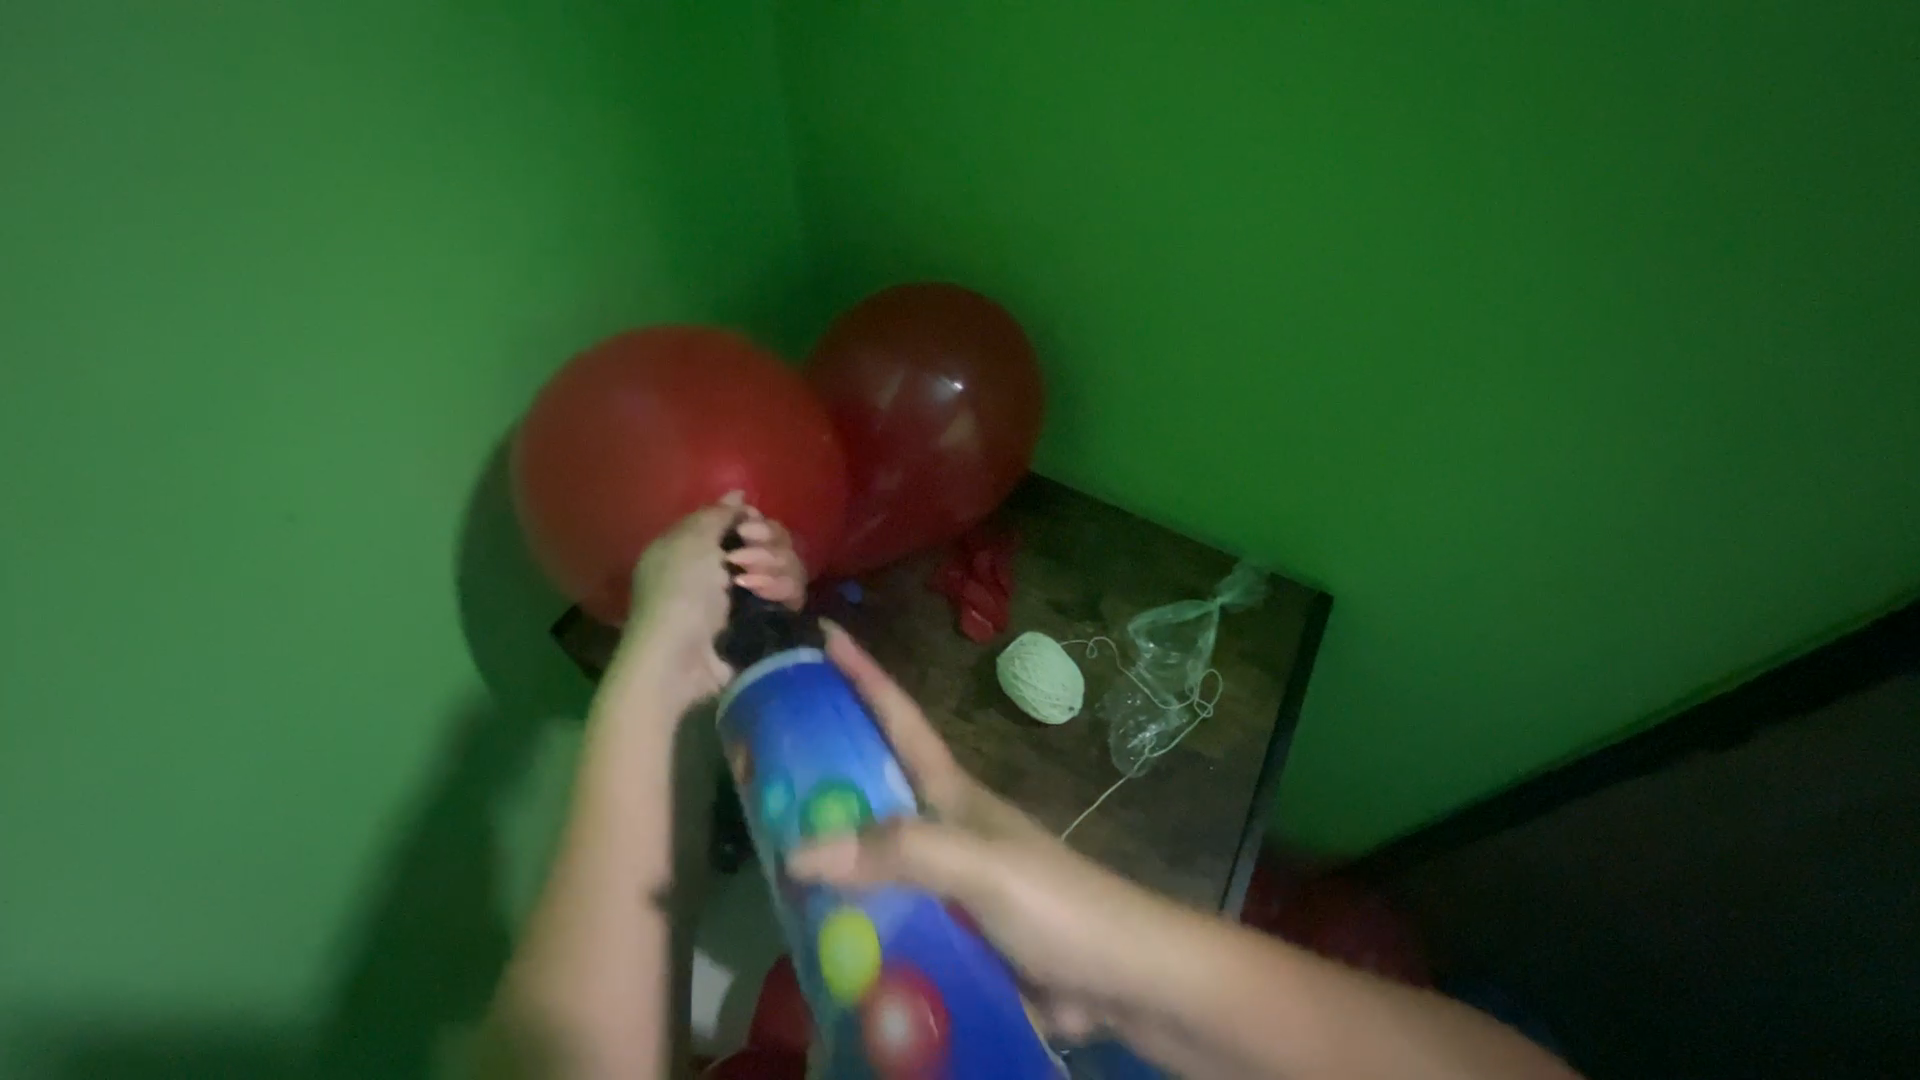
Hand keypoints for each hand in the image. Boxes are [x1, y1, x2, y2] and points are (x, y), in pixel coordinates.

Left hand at [612, 494, 809, 715]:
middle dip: (765, 544)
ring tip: (747, 583)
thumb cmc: (677, 592)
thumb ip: (717, 514)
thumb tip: (739, 494)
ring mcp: (755, 595)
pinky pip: (794, 593)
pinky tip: (762, 594)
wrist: (682, 656)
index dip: (754, 521)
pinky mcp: (772, 619)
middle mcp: (734, 568)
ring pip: (790, 564)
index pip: (749, 522)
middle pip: (776, 540)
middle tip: (740, 559)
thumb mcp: (688, 542)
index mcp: (707, 547)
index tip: (747, 526)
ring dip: (772, 566)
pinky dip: (780, 588)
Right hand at [788, 626, 1190, 1040]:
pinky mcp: (949, 935)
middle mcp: (943, 828)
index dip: (864, 674)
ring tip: (763, 858)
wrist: (1125, 981)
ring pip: (871, 856)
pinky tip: (810, 939)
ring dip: (826, 853)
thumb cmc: (1058, 905)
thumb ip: (902, 853)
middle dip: (822, 765)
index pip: (900, 719)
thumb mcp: (981, 867)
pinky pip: (883, 918)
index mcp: (953, 793)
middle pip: (873, 784)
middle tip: (755, 763)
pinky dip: (848, 921)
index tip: (824, 632)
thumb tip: (799, 851)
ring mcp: (946, 883)